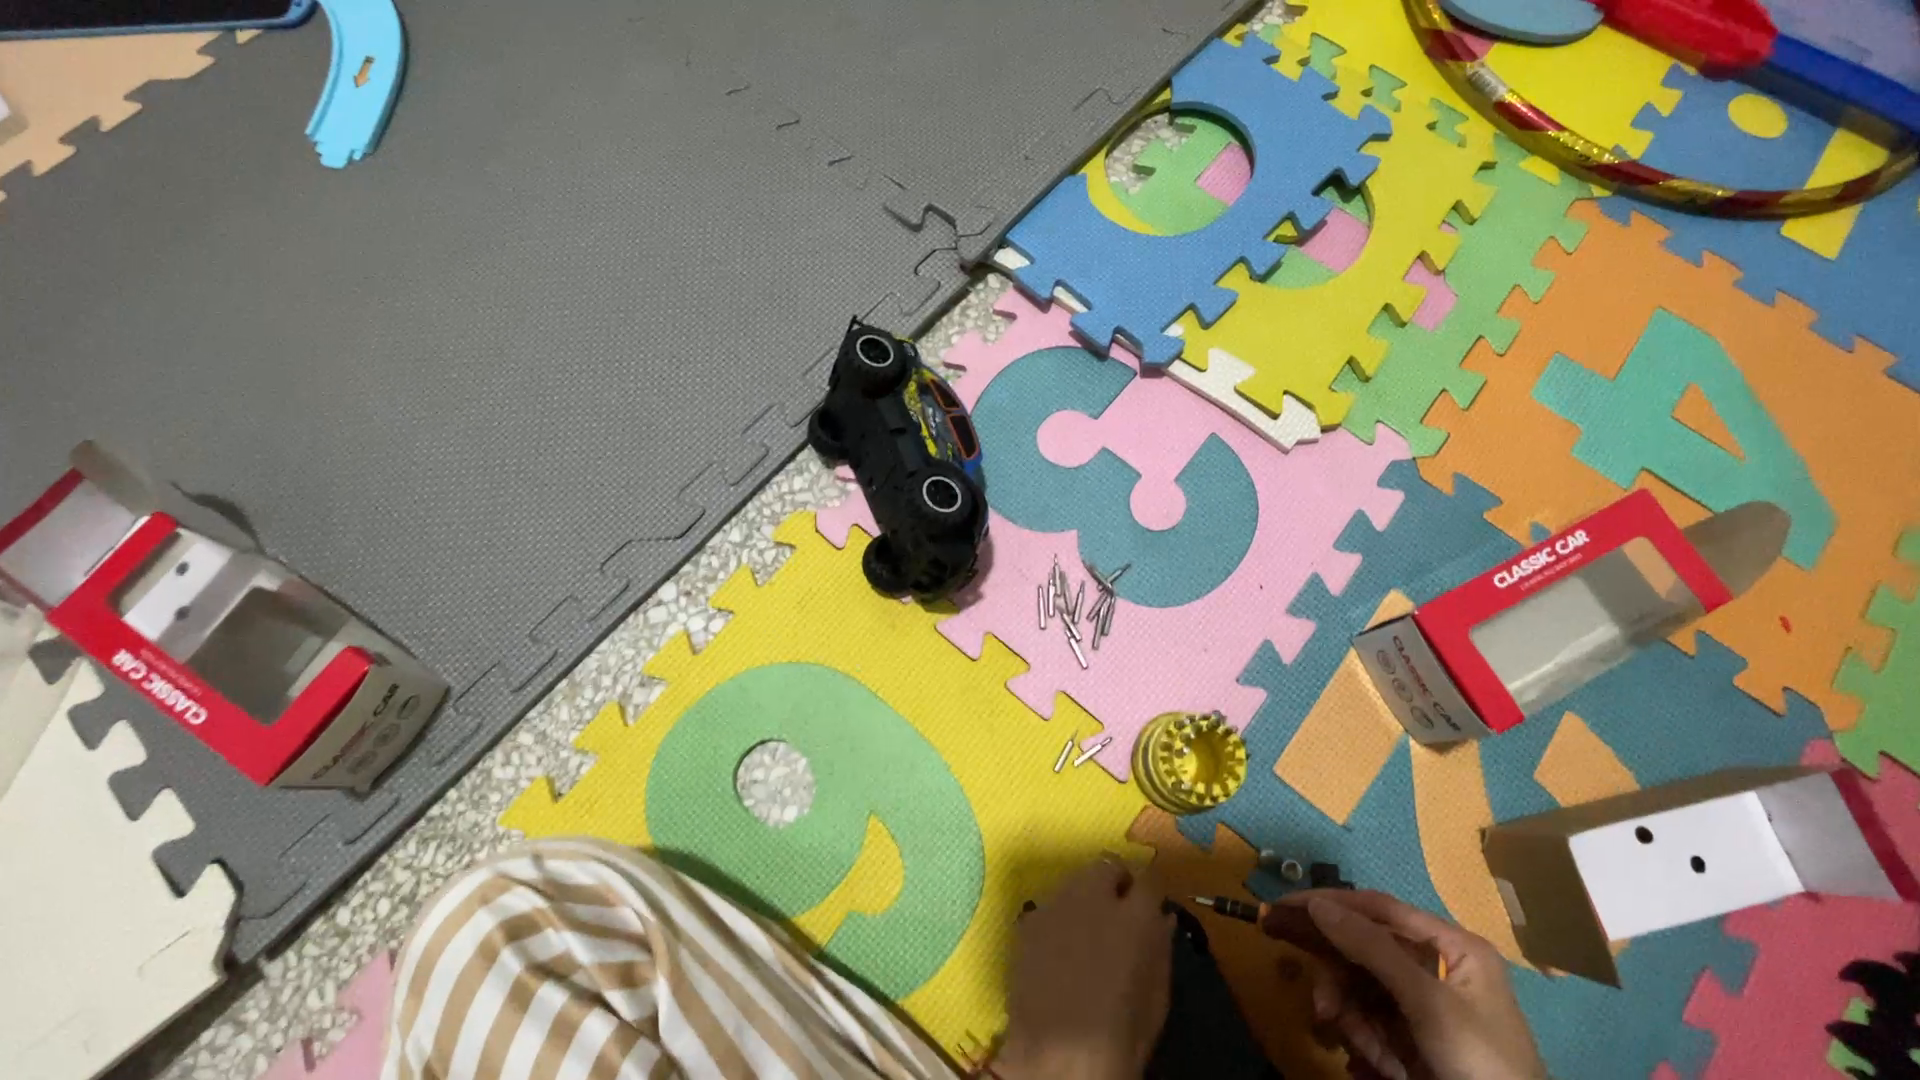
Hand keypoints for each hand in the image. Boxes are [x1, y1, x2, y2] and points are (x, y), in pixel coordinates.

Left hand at [996, 857, 1173, 1079]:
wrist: (1058, 1059)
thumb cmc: (1120, 1035)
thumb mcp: (1157, 996)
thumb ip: (1160, 946)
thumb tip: (1161, 916)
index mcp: (1134, 916)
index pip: (1149, 879)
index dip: (1149, 892)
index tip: (1148, 907)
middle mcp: (1093, 899)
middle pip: (1106, 866)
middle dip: (1114, 882)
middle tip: (1117, 912)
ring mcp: (1055, 906)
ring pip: (1074, 882)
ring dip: (1084, 897)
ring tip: (1085, 931)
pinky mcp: (1028, 922)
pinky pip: (1049, 906)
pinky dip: (1058, 918)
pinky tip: (1058, 948)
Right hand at [1263, 889, 1546, 1079]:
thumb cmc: (1480, 1059)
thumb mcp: (1427, 1002)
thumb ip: (1372, 948)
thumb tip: (1317, 905)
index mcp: (1451, 945)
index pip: (1379, 907)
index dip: (1331, 903)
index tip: (1286, 907)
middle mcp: (1436, 966)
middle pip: (1364, 953)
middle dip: (1343, 986)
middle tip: (1325, 1012)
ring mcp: (1426, 1003)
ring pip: (1363, 991)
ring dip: (1356, 1024)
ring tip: (1368, 1057)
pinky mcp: (1415, 1036)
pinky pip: (1372, 1022)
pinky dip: (1367, 1043)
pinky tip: (1379, 1068)